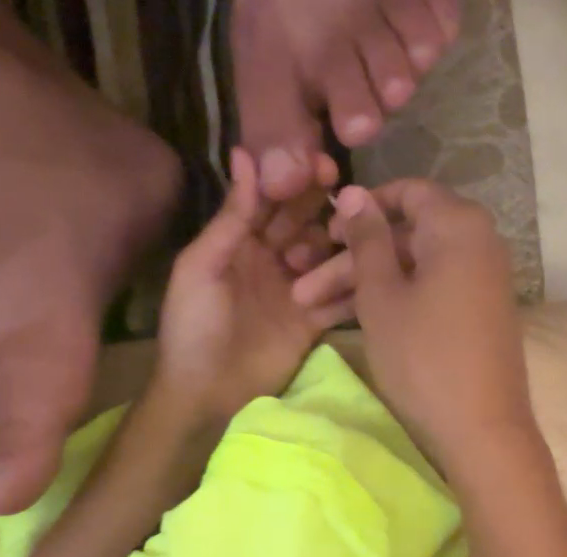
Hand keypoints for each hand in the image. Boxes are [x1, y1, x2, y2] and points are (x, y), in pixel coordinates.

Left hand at [154, 148, 351, 419]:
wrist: (205, 393)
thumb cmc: (193, 326)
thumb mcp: (202, 266)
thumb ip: (231, 216)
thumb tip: (245, 152)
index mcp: (241, 241)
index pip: (273, 199)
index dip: (296, 180)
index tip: (322, 164)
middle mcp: (272, 259)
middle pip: (305, 223)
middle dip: (324, 208)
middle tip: (349, 199)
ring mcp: (295, 291)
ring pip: (327, 256)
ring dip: (340, 246)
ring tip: (352, 243)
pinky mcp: (312, 323)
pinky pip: (338, 299)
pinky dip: (353, 287)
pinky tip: (373, 272)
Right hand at [293, 180, 532, 465]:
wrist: (481, 428)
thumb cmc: (424, 357)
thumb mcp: (382, 296)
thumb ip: (366, 240)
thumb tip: (353, 192)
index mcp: (458, 224)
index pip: (406, 192)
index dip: (360, 209)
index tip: (323, 234)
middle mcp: (477, 241)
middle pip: (404, 235)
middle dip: (349, 259)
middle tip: (301, 288)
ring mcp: (479, 279)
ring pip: (411, 268)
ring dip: (362, 286)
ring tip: (309, 310)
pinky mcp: (475, 312)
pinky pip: (429, 290)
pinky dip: (393, 301)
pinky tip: (349, 321)